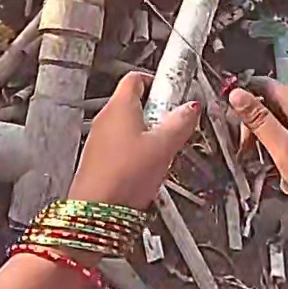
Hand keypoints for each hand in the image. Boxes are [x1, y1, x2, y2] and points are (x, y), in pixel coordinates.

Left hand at [67, 73, 199, 209]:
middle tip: (173, 125)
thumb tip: (190, 107)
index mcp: (120, 105)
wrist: (97, 211)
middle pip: (134, 101)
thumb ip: (180, 123)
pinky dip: (136, 149)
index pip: (136, 77)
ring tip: (163, 149)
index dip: (156, 81)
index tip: (173, 92)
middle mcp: (106, 117)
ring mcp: (100, 138)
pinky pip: (121, 144)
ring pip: (128, 124)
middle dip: (157, 111)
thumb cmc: (123, 176)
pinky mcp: (99, 158)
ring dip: (148, 132)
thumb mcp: (163, 147)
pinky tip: (147, 167)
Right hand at [229, 79, 287, 221]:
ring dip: (265, 138)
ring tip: (256, 159)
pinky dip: (279, 150)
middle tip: (243, 144)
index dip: (248, 92)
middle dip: (255, 122)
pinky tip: (274, 167)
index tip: (230, 105)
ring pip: (283, 125)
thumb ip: (259, 120)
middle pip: (275, 107)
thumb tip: (237, 94)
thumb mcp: (284, 149)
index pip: (270, 87)